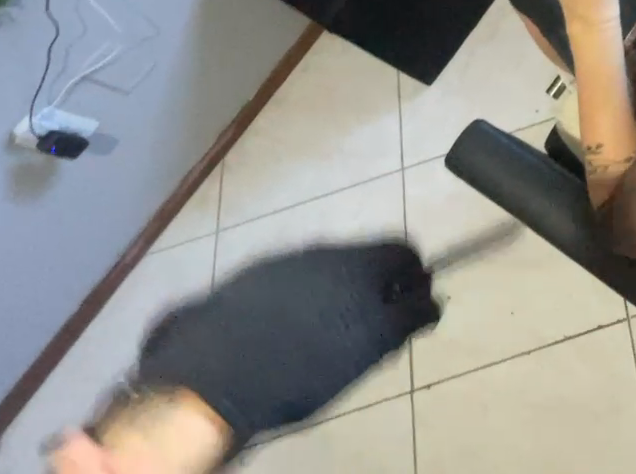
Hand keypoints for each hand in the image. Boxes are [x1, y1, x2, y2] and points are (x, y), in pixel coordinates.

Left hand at [131, 240, 437, 449]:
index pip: (405, 251)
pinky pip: (290, 283)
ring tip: (323, 334)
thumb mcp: (370, 350)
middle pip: (366, 258)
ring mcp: (282, 263)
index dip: (414, 278)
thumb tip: (430, 303)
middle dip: (375, 286)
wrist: (205, 384)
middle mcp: (324, 251)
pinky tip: (283, 335)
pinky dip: (299, 300)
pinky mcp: (246, 279)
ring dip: (336, 292)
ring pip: (328, 269)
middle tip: (370, 326)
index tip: (410, 308)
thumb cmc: (301, 370)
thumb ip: (406, 319)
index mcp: (359, 263)